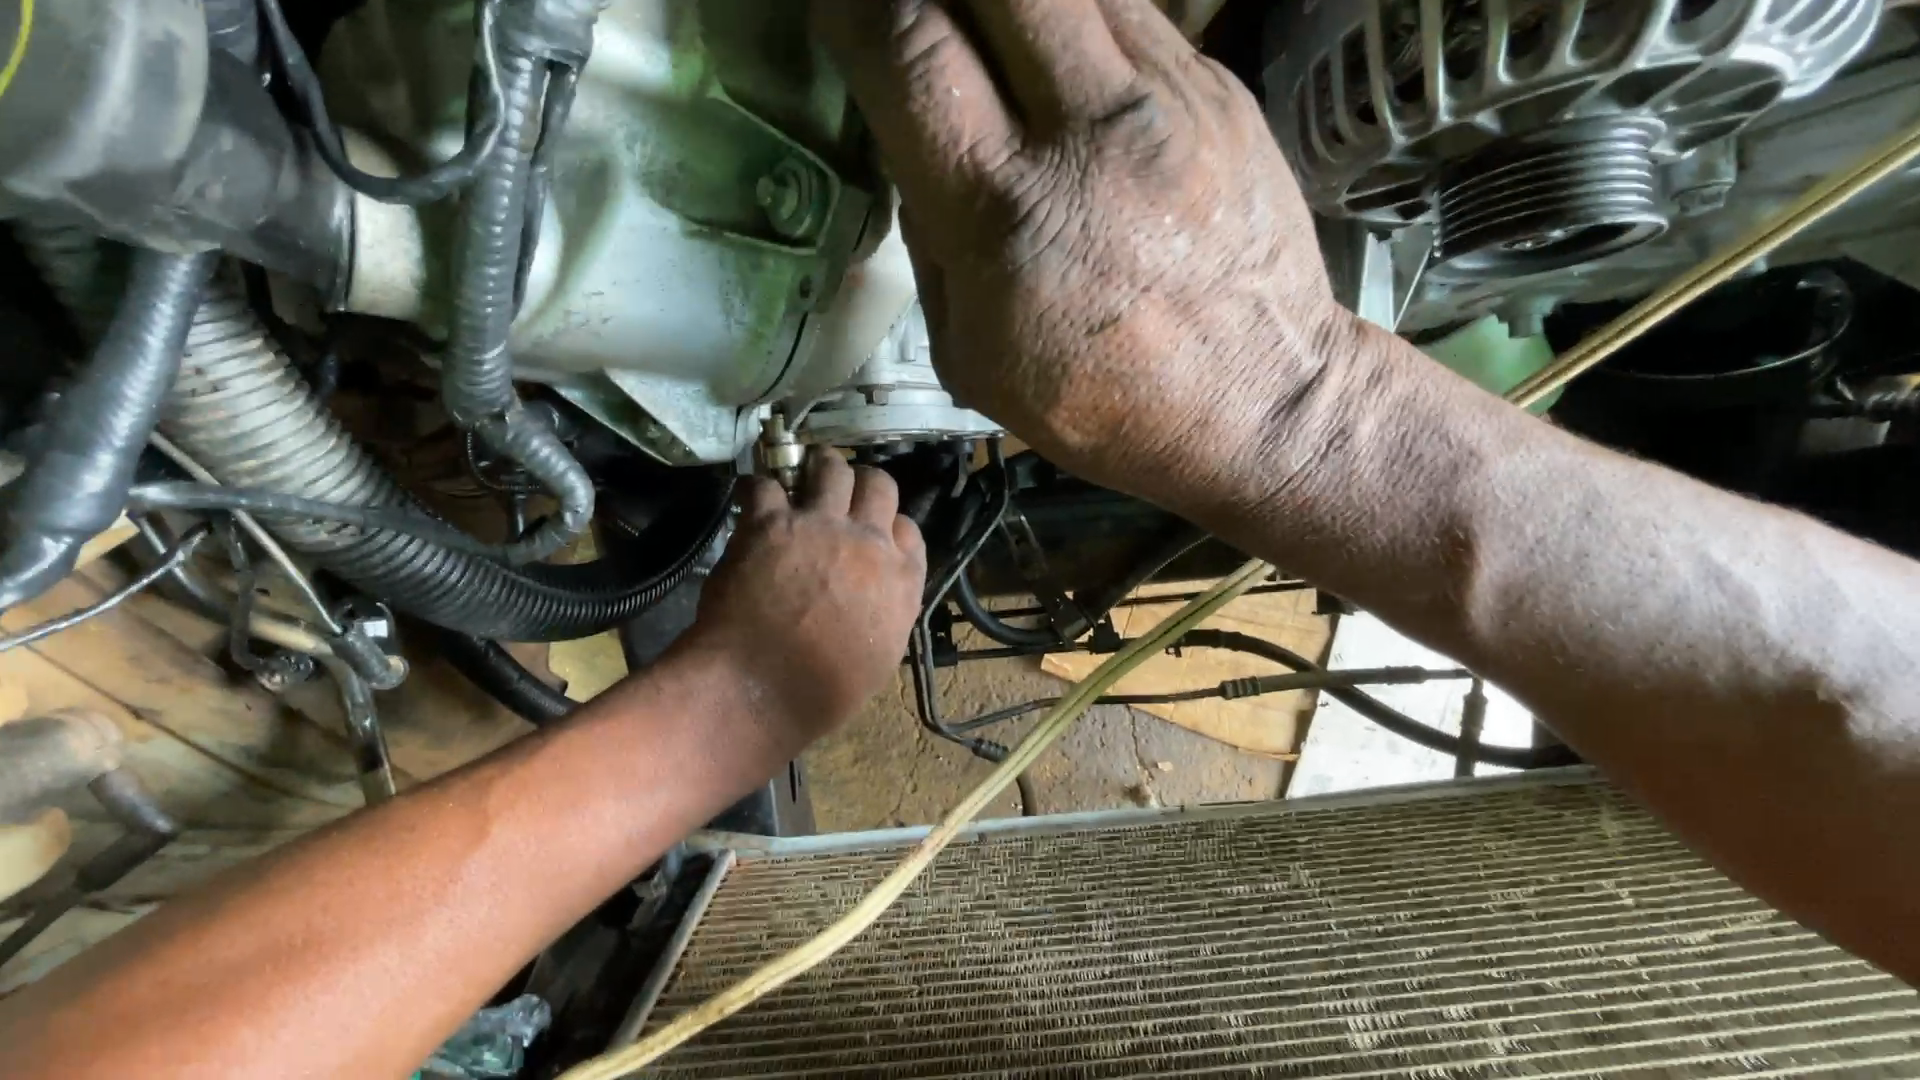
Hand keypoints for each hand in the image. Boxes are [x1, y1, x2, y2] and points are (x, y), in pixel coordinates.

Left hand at [683, 450, 926, 747]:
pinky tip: (754, 499)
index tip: (871, 531)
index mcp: (901, 580)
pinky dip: (760, 488)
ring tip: (802, 474)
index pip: (908, 529)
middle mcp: (868, 542)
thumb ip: (889, 611)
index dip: (888, 524)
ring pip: (831, 467)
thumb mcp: (882, 656)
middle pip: (878, 485)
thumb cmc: (823, 691)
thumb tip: (880, 594)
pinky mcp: (771, 523)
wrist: (762, 689)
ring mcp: (820, 527)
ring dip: (819, 467)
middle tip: (839, 492)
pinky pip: (767, 484)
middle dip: (861, 483)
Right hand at [814, 0, 1366, 501]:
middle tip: (919, 17)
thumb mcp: (973, 360)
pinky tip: (1060, 64)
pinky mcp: (1216, 87)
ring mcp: (1163, 97)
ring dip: (1004, 1)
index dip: (855, 8)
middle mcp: (1084, 134)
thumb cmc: (1104, 405)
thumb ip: (929, 246)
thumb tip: (913, 153)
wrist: (1255, 403)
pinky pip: (1126, 8)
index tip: (838, 12)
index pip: (908, 50)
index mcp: (1004, 217)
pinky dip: (1072, 18)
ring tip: (990, 48)